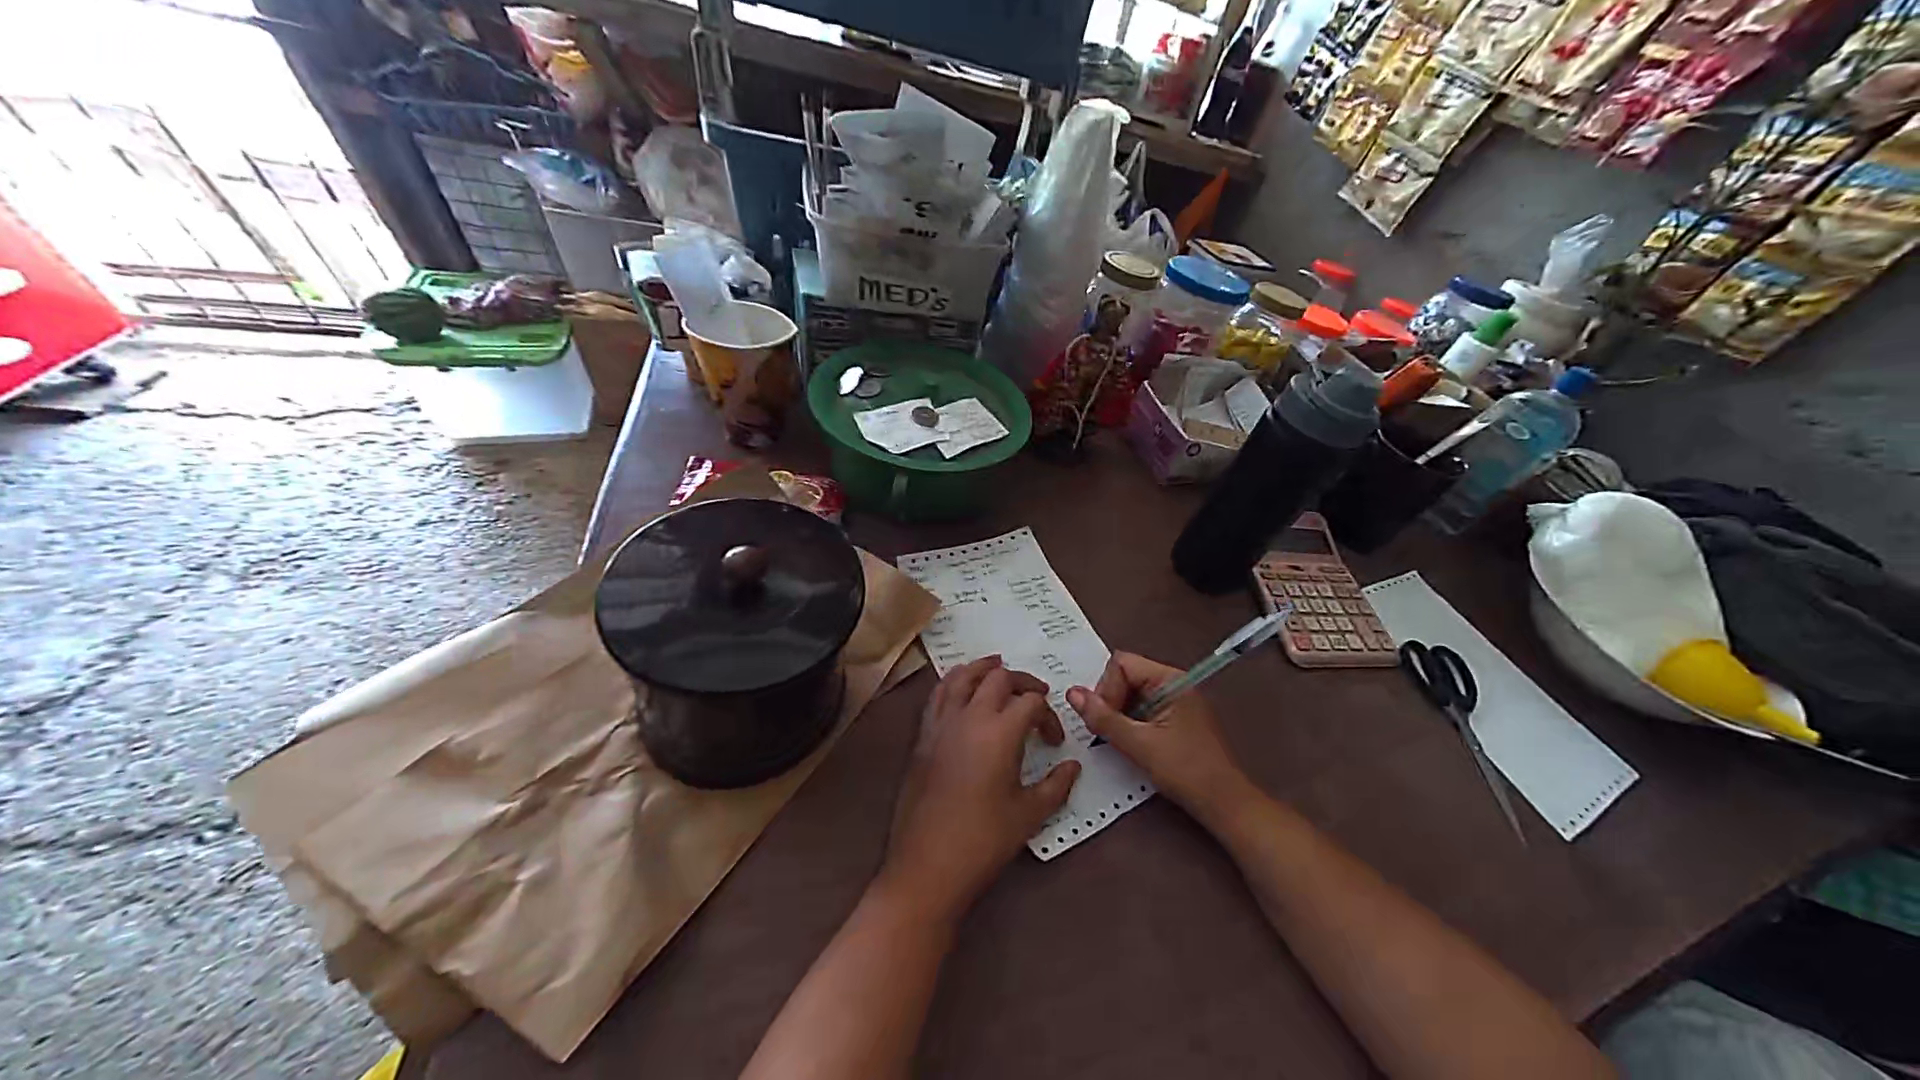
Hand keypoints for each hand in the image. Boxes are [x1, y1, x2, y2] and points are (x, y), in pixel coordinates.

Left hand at [881, 656, 1081, 919]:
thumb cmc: (984, 840)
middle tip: (1035, 693)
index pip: (1031, 702)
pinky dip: (952, 682)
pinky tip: (960, 688)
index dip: (1049, 715)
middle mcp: (969, 717)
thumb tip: (1072, 766)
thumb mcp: (1029, 814)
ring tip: (995, 666)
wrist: (928, 865)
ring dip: (982, 668)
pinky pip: (938, 695)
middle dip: (1021, 680)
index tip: (1054, 740)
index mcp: (1000, 732)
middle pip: (998, 678)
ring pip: (962, 677)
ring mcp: (941, 724)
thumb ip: (1056, 785)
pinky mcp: (922, 737)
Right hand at [1067, 652, 1248, 816]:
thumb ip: (1103, 717)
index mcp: (1170, 680)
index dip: (1106, 688)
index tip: (1104, 719)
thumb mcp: (1139, 744)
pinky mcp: (1174, 720)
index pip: (1121, 664)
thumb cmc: (1187, 771)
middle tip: (1107, 732)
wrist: (1224, 805)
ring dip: (1118, 715)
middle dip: (1110, 701)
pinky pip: (1140, 710)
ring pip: (1130, 695)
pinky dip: (1129, 724)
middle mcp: (1173, 684)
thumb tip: (1073, 694)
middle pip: (1124, 676)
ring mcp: (1174, 702)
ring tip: (1119, 741)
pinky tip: (1130, 745)